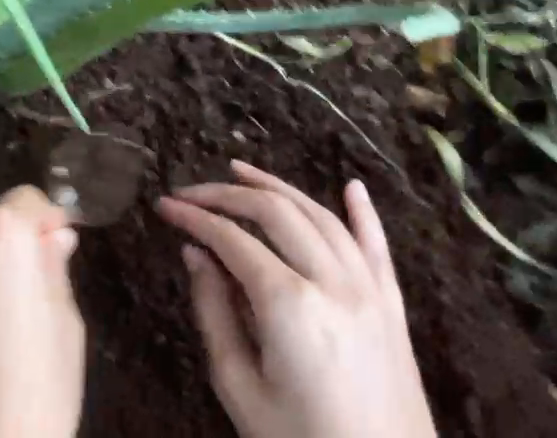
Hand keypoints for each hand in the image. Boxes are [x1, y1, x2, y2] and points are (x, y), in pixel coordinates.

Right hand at [157, 162, 435, 437]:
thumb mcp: (239, 385)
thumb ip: (214, 312)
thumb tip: (195, 255)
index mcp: (289, 305)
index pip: (230, 238)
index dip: (191, 216)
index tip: (162, 207)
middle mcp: (333, 285)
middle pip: (275, 213)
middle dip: (225, 194)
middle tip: (189, 194)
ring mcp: (370, 295)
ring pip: (322, 218)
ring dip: (278, 187)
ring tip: (239, 171)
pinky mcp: (394, 312)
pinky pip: (378, 250)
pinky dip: (364, 215)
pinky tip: (351, 187)